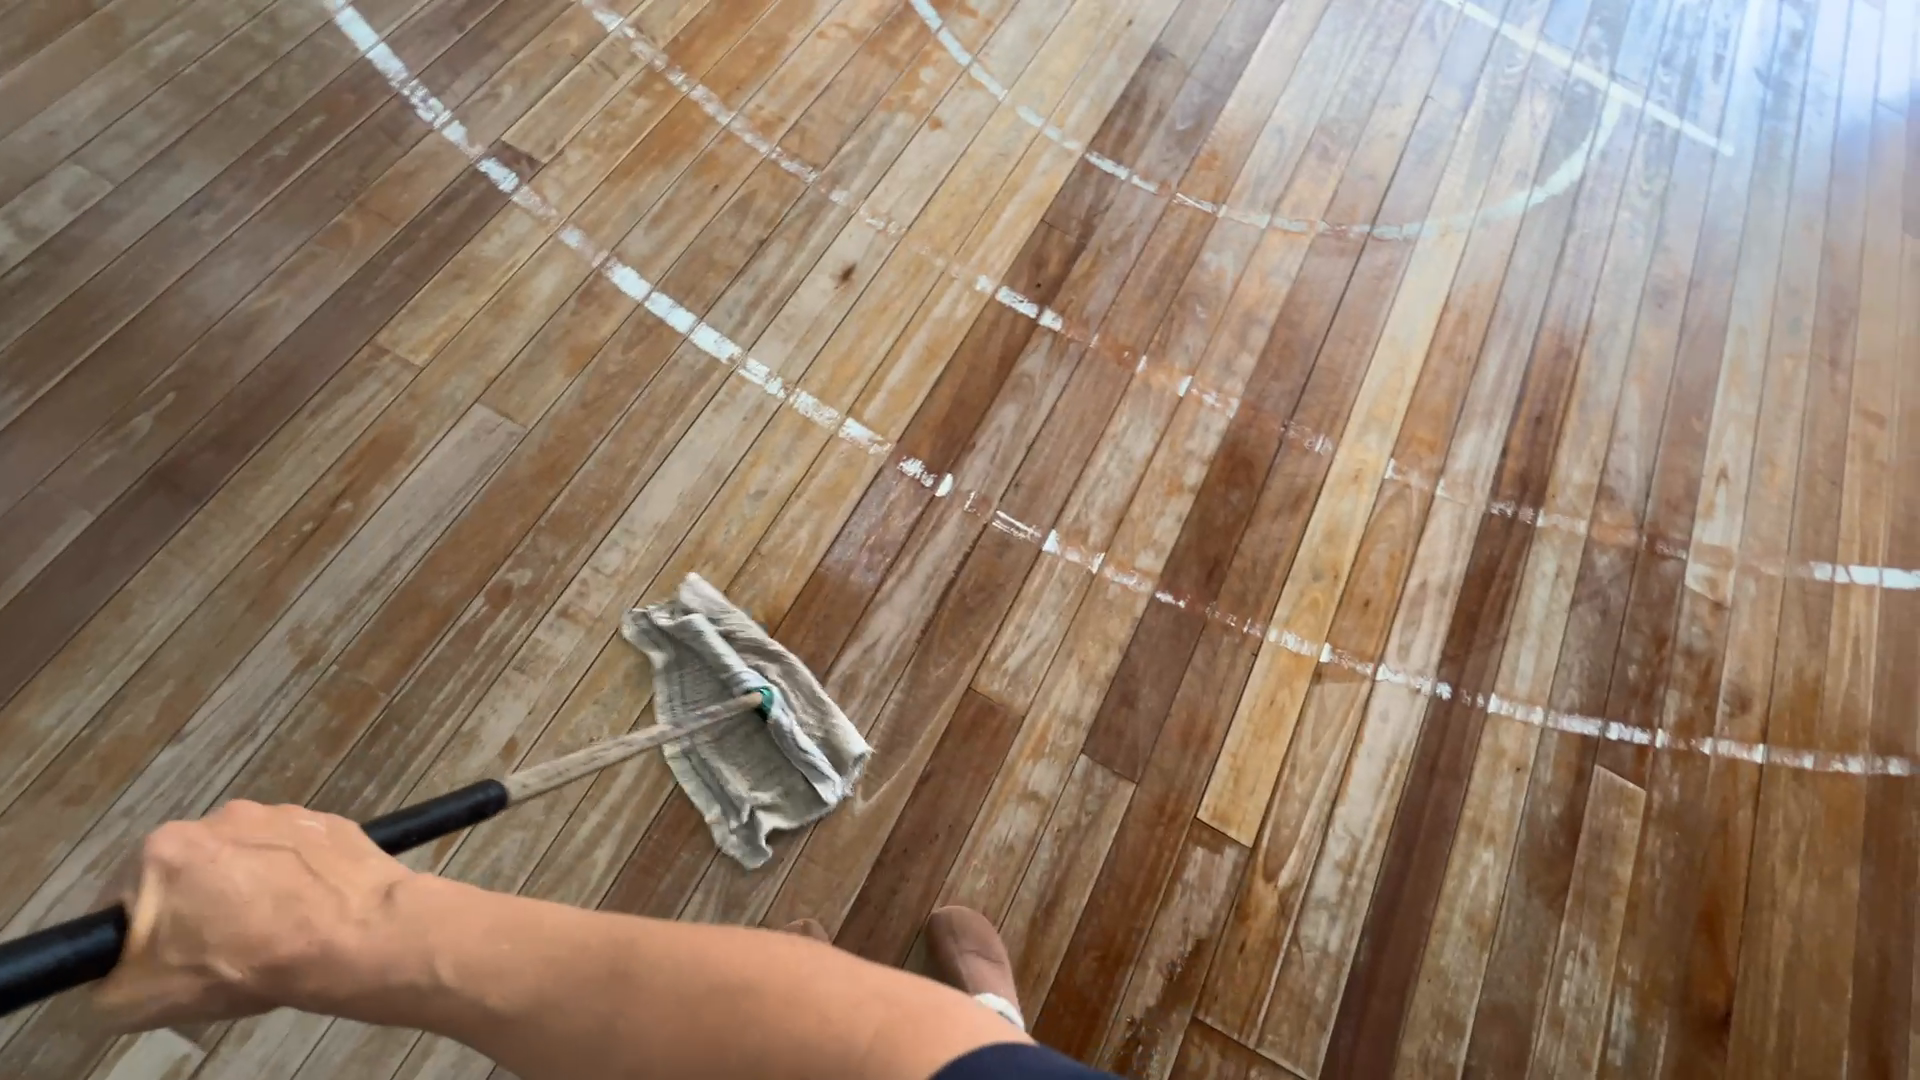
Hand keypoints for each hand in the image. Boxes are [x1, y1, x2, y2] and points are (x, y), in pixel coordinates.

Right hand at [93, 800, 415, 1030]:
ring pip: (252, 857)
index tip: (163, 955)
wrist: (354, 933)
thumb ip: (103, 972)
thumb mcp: (129, 997)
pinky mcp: (336, 822)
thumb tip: (118, 961)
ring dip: (254, 884)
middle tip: (221, 942)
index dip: (140, 931)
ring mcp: (290, 814)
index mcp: (166, 846)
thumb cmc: (240, 962)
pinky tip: (311, 904)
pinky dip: (301, 874)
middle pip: (196, 868)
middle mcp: (227, 815)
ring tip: (274, 925)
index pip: (128, 894)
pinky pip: (301, 852)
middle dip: (200, 901)